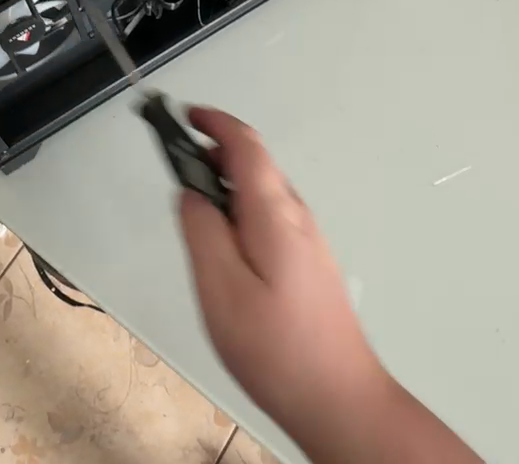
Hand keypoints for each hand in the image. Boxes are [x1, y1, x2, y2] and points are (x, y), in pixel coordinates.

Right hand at [177, 107, 477, 463]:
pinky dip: (239, 207)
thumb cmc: (277, 349)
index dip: (213, 122)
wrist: (342, 402)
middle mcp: (296, 217)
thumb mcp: (220, 288)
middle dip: (213, 153)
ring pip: (261, 191)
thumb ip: (201, 229)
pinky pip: (269, 216)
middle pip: (254, 164)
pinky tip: (224, 244)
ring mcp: (307, 240)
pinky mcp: (309, 262)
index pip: (245, 145)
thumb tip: (190, 191)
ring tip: (193, 207)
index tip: (183, 115)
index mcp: (274, 214)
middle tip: (177, 167)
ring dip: (225, 182)